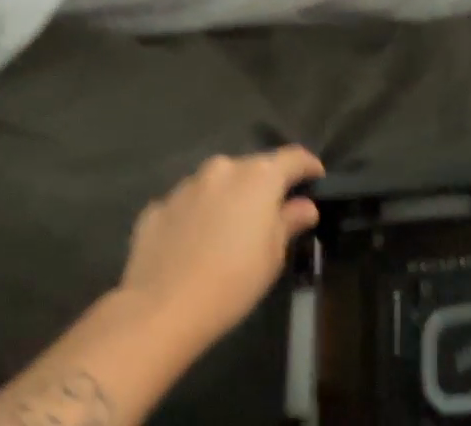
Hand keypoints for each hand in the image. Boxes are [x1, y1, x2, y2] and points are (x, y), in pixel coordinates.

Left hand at [118, 146, 324, 348]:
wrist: (160, 312)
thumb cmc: (233, 280)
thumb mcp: (274, 254)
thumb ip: (290, 221)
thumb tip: (304, 206)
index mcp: (259, 176)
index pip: (294, 157)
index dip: (308, 167)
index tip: (315, 181)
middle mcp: (222, 170)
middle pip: (253, 168)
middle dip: (264, 185)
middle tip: (269, 212)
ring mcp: (185, 187)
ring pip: (216, 183)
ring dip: (227, 197)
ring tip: (227, 229)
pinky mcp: (155, 209)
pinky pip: (186, 205)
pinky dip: (195, 215)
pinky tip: (193, 243)